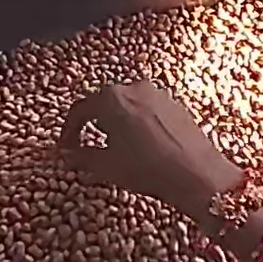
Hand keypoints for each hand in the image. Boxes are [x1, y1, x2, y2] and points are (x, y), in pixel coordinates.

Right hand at [59, 82, 241, 221]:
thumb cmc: (147, 167)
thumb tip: (67, 154)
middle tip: (88, 145)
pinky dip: (138, 123)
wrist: (196, 173)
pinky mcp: (175, 104)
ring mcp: (157, 94)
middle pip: (104, 103)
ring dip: (118, 123)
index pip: (80, 110)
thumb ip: (81, 156)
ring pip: (128, 105)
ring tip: (117, 148)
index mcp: (111, 98)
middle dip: (94, 124)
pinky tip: (142, 145)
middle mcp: (134, 88)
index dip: (69, 130)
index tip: (66, 147)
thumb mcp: (107, 165)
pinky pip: (147, 110)